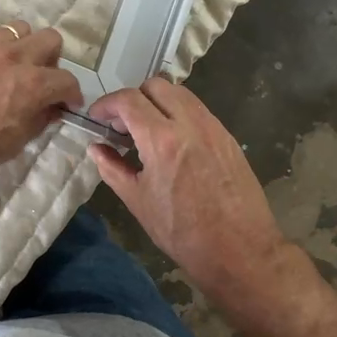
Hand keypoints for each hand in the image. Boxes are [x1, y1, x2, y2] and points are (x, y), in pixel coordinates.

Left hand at [0, 22, 82, 191]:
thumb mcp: (13, 145)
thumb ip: (38, 121)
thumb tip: (52, 109)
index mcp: (32, 85)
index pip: (67, 80)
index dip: (71, 94)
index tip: (66, 103)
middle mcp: (13, 57)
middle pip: (50, 39)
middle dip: (52, 60)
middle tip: (41, 79)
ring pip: (18, 28)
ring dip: (22, 46)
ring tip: (11, 66)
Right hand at [86, 79, 293, 296]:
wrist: (240, 251)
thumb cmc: (182, 231)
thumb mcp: (138, 201)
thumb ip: (112, 168)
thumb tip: (96, 149)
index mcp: (161, 139)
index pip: (128, 100)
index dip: (106, 104)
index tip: (97, 118)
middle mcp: (189, 123)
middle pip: (156, 86)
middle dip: (133, 98)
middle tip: (122, 123)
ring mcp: (213, 127)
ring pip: (180, 94)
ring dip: (157, 102)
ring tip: (147, 129)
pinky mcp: (228, 137)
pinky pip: (198, 110)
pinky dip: (179, 114)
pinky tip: (172, 141)